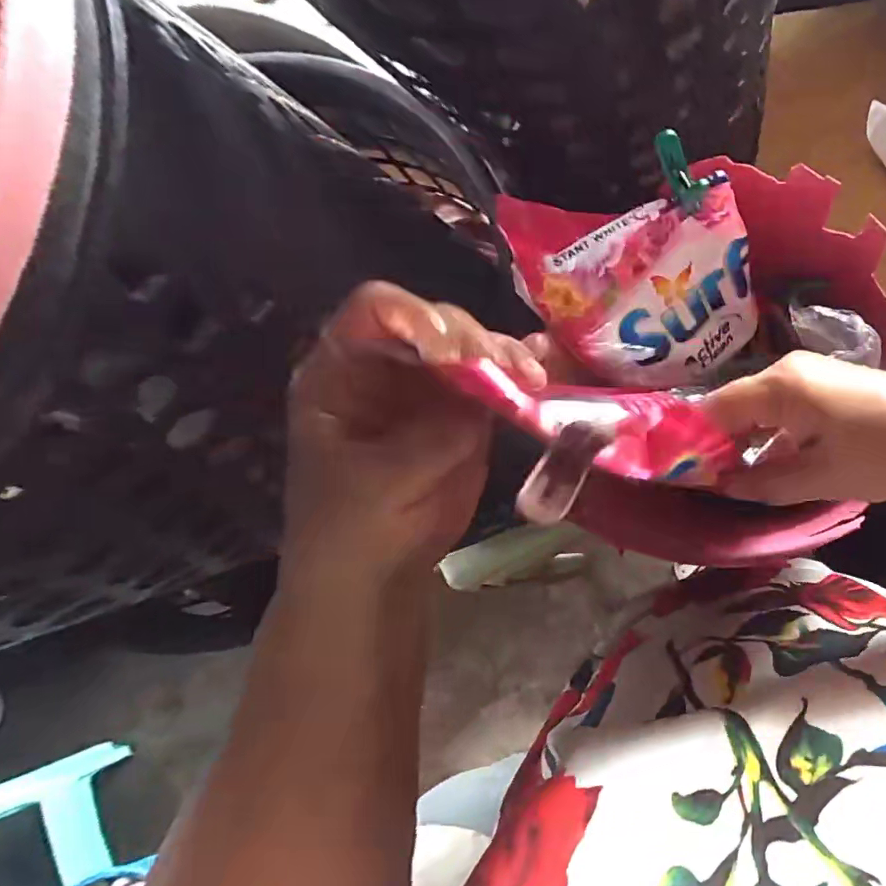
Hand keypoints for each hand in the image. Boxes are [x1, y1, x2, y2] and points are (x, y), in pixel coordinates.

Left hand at [281, 282, 545, 589]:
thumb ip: (432, 436)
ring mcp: (430, 390)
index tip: (453, 354)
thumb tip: (489, 395)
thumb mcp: (382, 481)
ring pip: (473, 350)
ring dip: (506, 355)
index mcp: (343, 372)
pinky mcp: (465, 415)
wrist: (374, 573)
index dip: (416, 317)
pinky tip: (541, 372)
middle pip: (436, 323)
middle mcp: (389, 368)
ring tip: (531, 376)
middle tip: (505, 367)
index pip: (376, 312)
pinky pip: (496, 384)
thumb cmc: (352, 527)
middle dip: (473, 339)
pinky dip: (520, 376)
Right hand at [702, 351, 885, 504]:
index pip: (713, 410)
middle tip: (701, 483)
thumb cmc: (885, 452)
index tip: (678, 476)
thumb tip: (723, 485)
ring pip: (758, 409)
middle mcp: (787, 371)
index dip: (691, 442)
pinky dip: (771, 436)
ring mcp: (810, 376)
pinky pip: (783, 410)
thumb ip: (765, 482)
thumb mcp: (821, 477)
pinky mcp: (828, 387)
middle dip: (715, 444)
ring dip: (744, 442)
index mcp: (779, 386)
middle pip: (733, 406)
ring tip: (728, 480)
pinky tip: (768, 465)